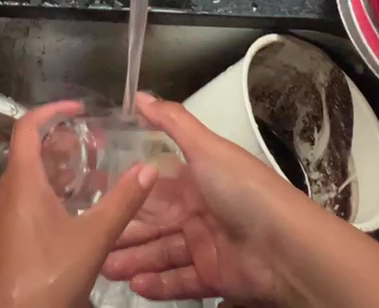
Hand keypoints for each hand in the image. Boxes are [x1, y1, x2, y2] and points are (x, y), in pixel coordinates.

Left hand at [0, 100, 158, 307]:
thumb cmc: (47, 276)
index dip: (52, 109)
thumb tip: (149, 169)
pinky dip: (50, 191)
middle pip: (31, 150)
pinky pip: (26, 197)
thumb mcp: (92, 239)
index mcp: (22, 180)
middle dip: (63, 142)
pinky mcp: (6, 235)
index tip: (80, 109)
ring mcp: (3, 214)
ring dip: (58, 169)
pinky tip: (76, 209)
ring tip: (93, 174)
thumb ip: (122, 203)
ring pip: (29, 176)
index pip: (27, 126)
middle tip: (96, 145)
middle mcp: (7, 190)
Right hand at [101, 92, 308, 305]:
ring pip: (161, 253)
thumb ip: (172, 122)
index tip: (94, 196)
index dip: (126, 191)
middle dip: (123, 231)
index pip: (153, 187)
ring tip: (104, 266)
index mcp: (195, 179)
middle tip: (92, 239)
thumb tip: (139, 95)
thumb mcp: (206, 147)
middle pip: (153, 223)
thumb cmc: (244, 189)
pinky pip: (179, 281)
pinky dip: (157, 283)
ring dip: (134, 258)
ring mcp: (205, 245)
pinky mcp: (213, 277)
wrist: (286, 246)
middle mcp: (197, 211)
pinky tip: (134, 283)